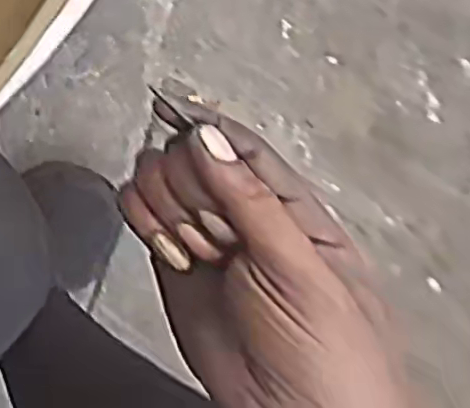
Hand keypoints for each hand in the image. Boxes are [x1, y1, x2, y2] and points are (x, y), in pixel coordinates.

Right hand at [119, 104, 412, 407]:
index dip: (206, 126)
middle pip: (187, 156)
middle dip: (192, 188)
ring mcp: (204, 230)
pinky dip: (143, 220)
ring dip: (168, 207)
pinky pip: (135, 205)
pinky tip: (173, 250)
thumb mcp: (305, 276)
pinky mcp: (169, 248)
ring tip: (200, 247)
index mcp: (290, 211)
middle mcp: (242, 213)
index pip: (240, 147)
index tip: (170, 105)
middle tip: (218, 229)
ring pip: (156, 176)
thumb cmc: (334, 364)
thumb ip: (252, 201)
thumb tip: (208, 138)